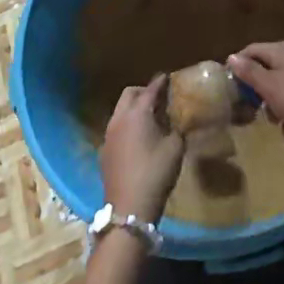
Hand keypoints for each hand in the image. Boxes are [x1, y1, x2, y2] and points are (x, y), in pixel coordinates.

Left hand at [100, 76, 183, 223]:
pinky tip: (138, 138)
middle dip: (143, 92)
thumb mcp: (176, 148)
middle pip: (129, 94)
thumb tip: (179, 122)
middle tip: (159, 98)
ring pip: (119, 111)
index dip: (160, 82)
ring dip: (133, 109)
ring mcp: (108, 134)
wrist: (129, 206)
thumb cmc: (156, 173)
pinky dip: (127, 125)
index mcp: (137, 113)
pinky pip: (116, 128)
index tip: (168, 77)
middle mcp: (119, 118)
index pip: (150, 90)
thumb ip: (178, 129)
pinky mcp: (104, 150)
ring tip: (150, 118)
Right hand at [227, 42, 283, 151]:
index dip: (238, 65)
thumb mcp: (268, 86)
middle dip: (257, 90)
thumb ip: (249, 71)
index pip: (251, 50)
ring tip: (274, 122)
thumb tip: (232, 56)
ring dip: (273, 104)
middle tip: (251, 107)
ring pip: (280, 86)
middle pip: (266, 69)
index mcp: (281, 50)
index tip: (230, 85)